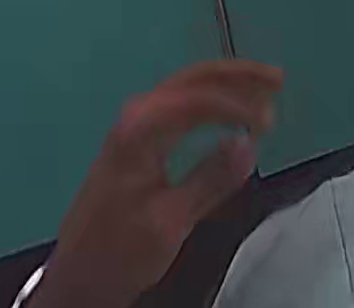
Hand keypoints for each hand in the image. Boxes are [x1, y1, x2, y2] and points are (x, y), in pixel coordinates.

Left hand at [36, 61, 282, 307]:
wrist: (76, 279)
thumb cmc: (118, 252)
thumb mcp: (168, 224)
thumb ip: (210, 180)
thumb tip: (249, 143)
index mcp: (141, 128)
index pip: (198, 99)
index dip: (237, 104)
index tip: (267, 122)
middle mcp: (139, 112)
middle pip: (196, 78)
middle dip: (239, 75)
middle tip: (277, 80)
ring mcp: (139, 120)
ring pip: (192, 85)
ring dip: (230, 84)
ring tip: (267, 87)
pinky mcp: (142, 133)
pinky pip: (185, 101)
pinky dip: (215, 98)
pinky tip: (235, 107)